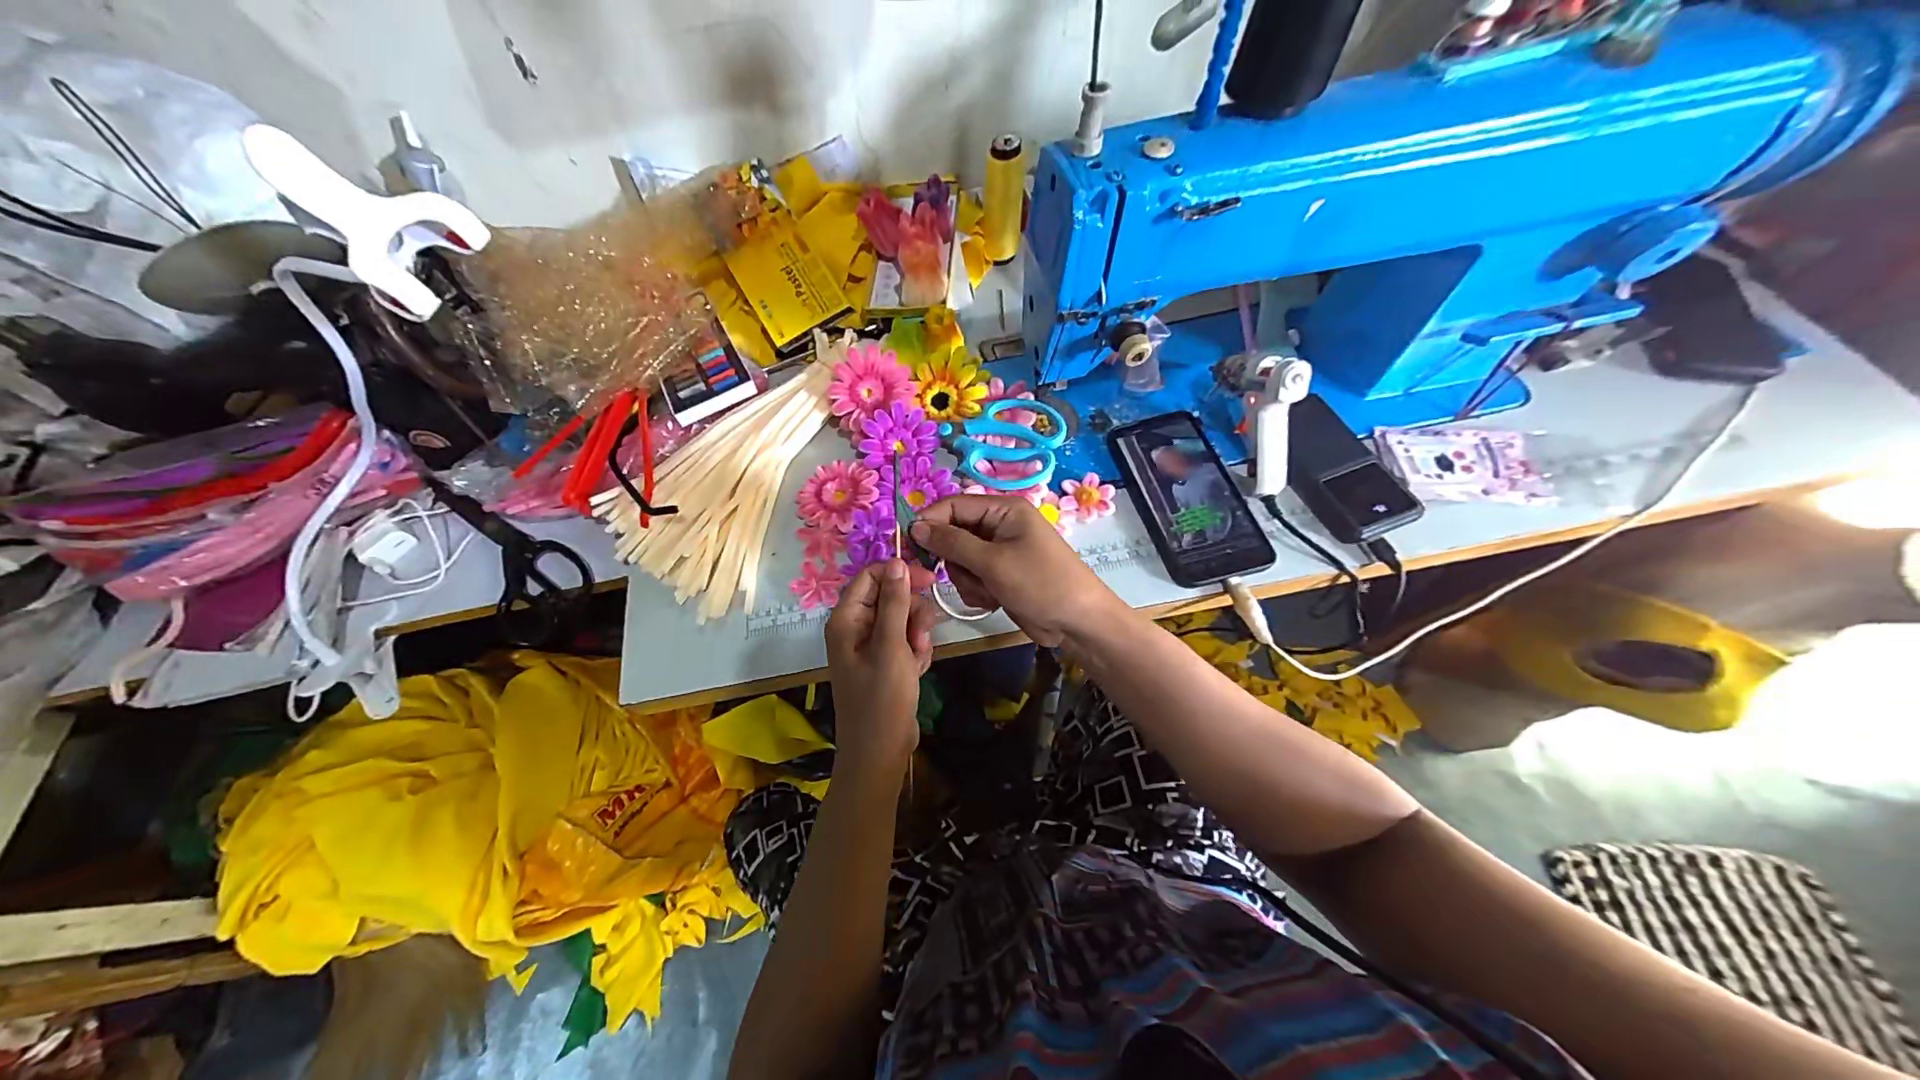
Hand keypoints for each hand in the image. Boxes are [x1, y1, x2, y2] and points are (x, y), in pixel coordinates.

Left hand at [824, 560, 935, 776]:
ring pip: (902, 618)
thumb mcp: (891, 646)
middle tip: (921, 636)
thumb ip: (895, 602)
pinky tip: (917, 670)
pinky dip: (916, 651)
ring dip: (917, 634)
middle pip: (890, 596)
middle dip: (912, 612)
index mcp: (846, 619)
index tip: (931, 581)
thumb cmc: (882, 698)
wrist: (880, 751)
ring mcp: (869, 646)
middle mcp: (854, 628)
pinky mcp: (884, 662)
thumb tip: (896, 561)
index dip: (900, 573)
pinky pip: (905, 640)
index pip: (871, 576)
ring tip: (918, 659)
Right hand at [909, 494, 1124, 647]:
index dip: (931, 523)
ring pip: (959, 561)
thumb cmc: (1041, 584)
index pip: (953, 505)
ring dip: (967, 580)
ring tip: (988, 592)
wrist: (1078, 622)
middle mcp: (1000, 525)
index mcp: (1003, 509)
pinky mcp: (1000, 576)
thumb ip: (952, 543)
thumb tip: (915, 526)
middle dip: (954, 560)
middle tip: (964, 576)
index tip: (913, 547)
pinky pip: (972, 578)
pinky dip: (977, 591)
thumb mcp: (993, 562)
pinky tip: (994, 601)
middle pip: (953, 534)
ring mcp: (1000, 552)